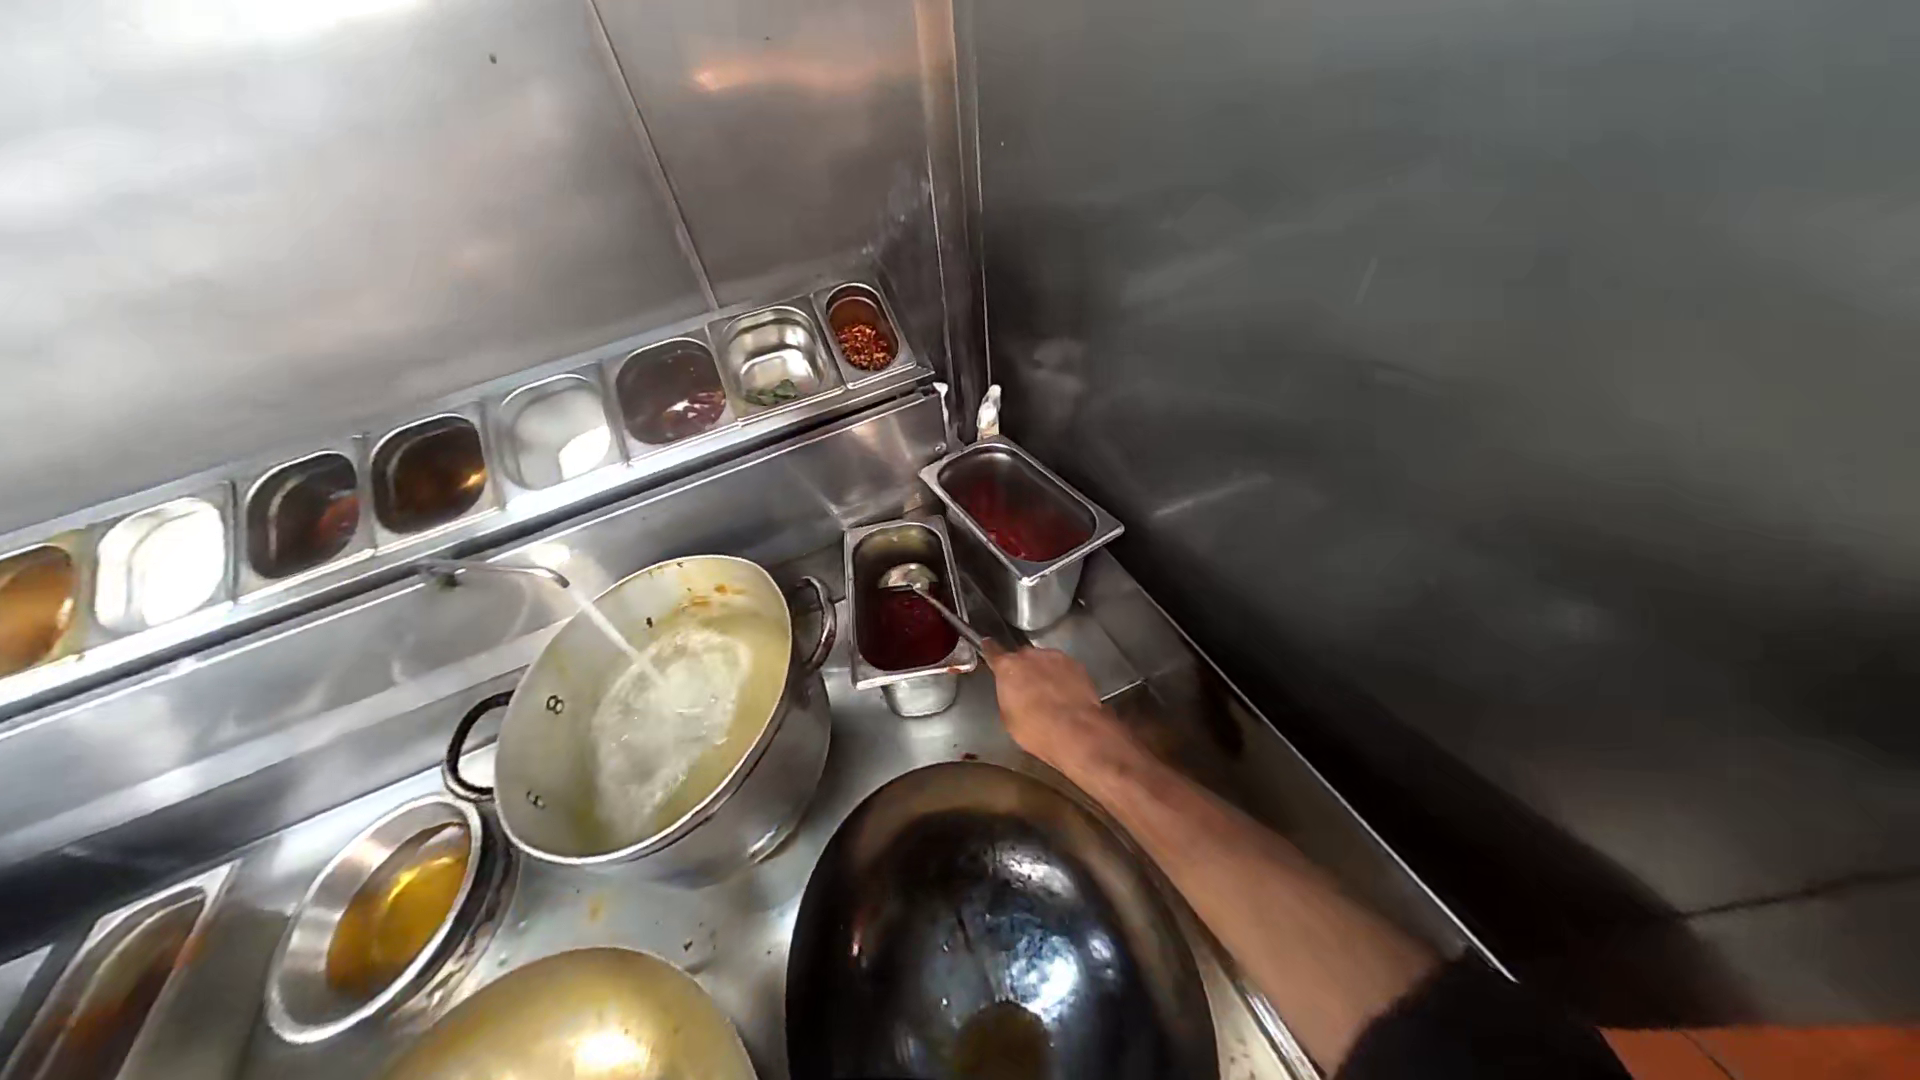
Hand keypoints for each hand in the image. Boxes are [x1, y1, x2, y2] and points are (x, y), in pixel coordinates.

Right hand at [983, 642, 1131, 775]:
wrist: (1076, 731)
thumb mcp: (1008, 717)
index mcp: (1007, 668)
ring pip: (1044, 660)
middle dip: (1022, 668)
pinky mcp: (1076, 664)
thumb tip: (1012, 691)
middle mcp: (1030, 656)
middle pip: (1022, 656)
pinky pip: (1063, 667)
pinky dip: (1062, 676)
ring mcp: (1055, 657)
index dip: (991, 650)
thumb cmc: (1036, 729)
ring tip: (1049, 693)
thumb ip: (1006, 695)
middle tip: (1027, 688)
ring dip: (1043, 671)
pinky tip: (1065, 693)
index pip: (993, 650)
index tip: (989, 647)